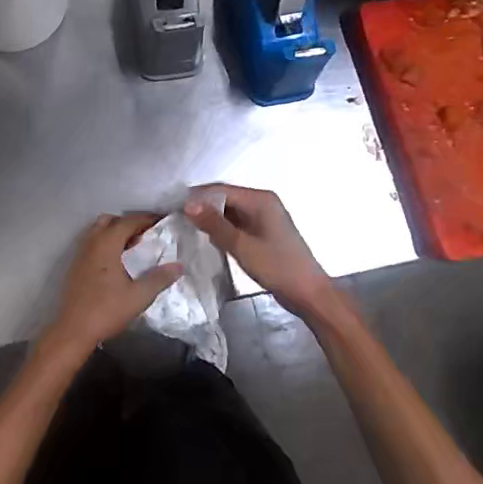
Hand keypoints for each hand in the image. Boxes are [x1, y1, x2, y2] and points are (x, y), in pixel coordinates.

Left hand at [43, 212, 182, 355]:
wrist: (73, 330)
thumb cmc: (106, 310)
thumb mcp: (139, 296)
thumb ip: (159, 278)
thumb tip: (179, 266)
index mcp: (106, 244)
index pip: (128, 221)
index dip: (146, 219)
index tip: (161, 223)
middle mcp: (91, 243)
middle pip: (110, 221)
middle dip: (129, 224)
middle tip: (146, 236)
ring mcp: (80, 254)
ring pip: (98, 231)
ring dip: (115, 233)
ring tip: (133, 248)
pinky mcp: (75, 266)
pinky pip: (92, 244)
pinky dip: (106, 244)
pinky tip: (116, 263)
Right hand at [186, 184, 335, 318]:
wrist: (309, 294)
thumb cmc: (278, 267)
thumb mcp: (242, 247)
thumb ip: (215, 225)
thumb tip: (188, 204)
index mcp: (261, 199)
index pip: (221, 190)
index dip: (197, 197)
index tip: (173, 208)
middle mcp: (262, 202)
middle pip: (225, 199)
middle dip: (203, 208)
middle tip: (177, 219)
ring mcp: (263, 218)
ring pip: (230, 212)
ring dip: (212, 220)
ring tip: (187, 229)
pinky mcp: (263, 232)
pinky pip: (237, 224)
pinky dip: (223, 229)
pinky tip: (208, 239)